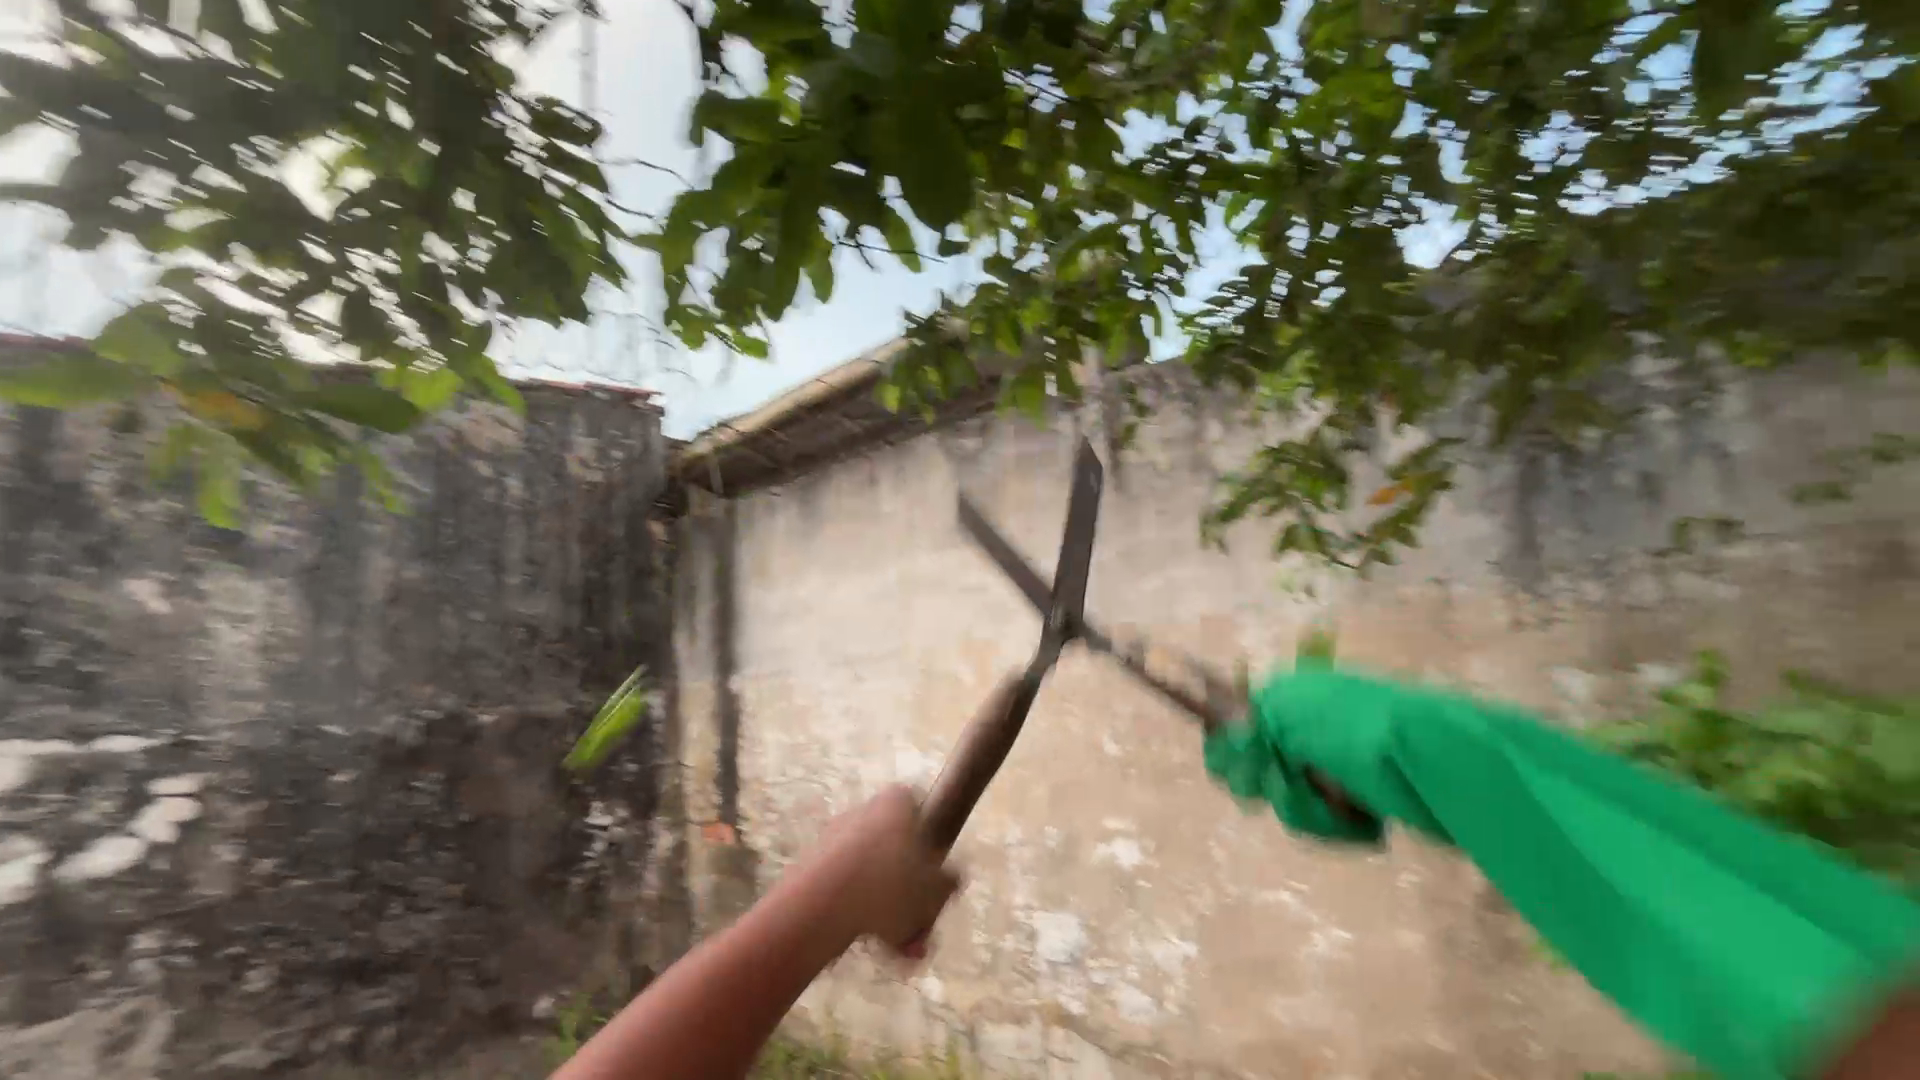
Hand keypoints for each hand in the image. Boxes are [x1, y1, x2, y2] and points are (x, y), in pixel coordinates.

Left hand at [805, 785, 960, 955]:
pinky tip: (878, 948)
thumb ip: (949, 882)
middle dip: (913, 896)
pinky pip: (849, 889)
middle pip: (899, 850)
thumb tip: (951, 879)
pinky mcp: (815, 866)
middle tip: (922, 926)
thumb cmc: (890, 886)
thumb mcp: (936, 888)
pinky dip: (863, 915)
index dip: (932, 844)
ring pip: (875, 876)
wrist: (822, 902)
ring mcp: (838, 837)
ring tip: (904, 949)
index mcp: (897, 802)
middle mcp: (866, 810)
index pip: (922, 811)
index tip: (936, 875)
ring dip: (891, 913)